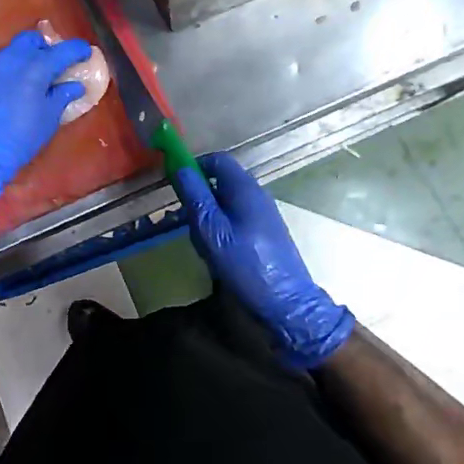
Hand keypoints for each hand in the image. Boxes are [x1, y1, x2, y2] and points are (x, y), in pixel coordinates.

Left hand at [0, 29, 91, 213]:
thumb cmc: (19, 139)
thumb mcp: (48, 120)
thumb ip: (61, 97)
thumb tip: (74, 86)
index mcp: (36, 67)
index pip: (63, 50)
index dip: (78, 50)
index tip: (85, 53)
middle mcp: (11, 57)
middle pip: (32, 40)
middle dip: (45, 48)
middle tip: (52, 66)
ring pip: (10, 51)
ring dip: (23, 59)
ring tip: (27, 81)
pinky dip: (5, 70)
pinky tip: (4, 90)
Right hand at [175, 152, 354, 369]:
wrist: (287, 303)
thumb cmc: (245, 264)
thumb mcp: (212, 231)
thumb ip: (195, 197)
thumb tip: (179, 167)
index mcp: (245, 188)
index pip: (217, 160)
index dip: (195, 166)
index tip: (176, 184)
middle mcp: (257, 195)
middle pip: (221, 182)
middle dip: (200, 197)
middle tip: (186, 222)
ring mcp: (264, 214)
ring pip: (227, 203)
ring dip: (209, 218)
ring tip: (202, 244)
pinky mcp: (266, 233)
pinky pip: (237, 219)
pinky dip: (222, 229)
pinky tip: (218, 254)